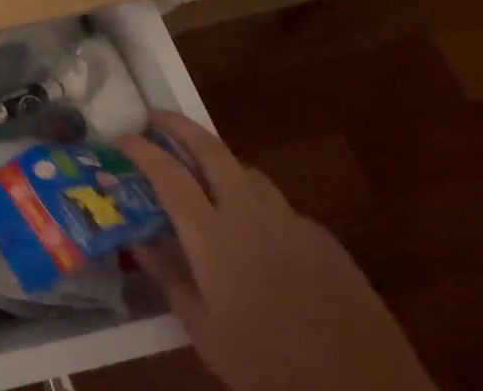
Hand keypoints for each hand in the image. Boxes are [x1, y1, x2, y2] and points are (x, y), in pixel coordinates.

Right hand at [116, 112, 435, 390]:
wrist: (362, 389)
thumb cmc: (268, 363)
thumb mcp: (203, 330)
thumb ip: (170, 277)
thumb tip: (138, 242)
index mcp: (213, 236)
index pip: (168, 174)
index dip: (142, 149)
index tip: (121, 137)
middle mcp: (251, 215)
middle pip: (213, 151)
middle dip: (180, 126)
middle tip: (155, 118)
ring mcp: (293, 224)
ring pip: (249, 173)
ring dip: (219, 162)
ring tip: (202, 174)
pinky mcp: (325, 242)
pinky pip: (280, 207)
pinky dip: (255, 202)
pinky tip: (254, 232)